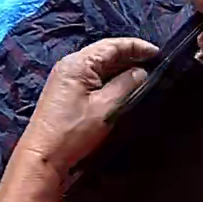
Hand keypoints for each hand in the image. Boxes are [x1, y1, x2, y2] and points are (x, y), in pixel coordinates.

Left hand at [12, 37, 157, 181]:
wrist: (43, 156)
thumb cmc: (73, 131)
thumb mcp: (106, 107)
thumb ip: (127, 85)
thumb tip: (142, 71)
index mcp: (78, 63)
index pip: (112, 45)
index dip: (137, 47)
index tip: (159, 54)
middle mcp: (70, 64)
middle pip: (106, 53)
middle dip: (131, 56)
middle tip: (156, 64)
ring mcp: (67, 78)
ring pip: (100, 65)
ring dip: (122, 68)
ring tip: (146, 74)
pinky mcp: (67, 91)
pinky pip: (94, 77)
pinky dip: (111, 78)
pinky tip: (125, 86)